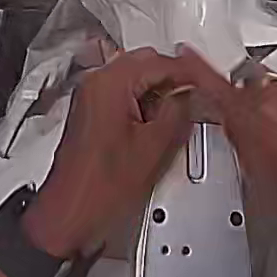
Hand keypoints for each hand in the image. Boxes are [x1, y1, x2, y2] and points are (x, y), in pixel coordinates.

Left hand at [23, 47, 218, 258]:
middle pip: (145, 63)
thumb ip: (179, 110)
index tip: (205, 81)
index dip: (189, 73)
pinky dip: (143, 102)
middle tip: (196, 95)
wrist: (70, 214)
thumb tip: (190, 94)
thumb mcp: (156, 146)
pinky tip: (157, 124)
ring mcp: (90, 97)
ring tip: (179, 113)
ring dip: (158, 90)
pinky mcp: (91, 113)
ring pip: (135, 78)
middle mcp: (95, 84)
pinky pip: (124, 94)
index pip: (160, 62)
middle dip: (173, 78)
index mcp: (110, 84)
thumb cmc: (99, 188)